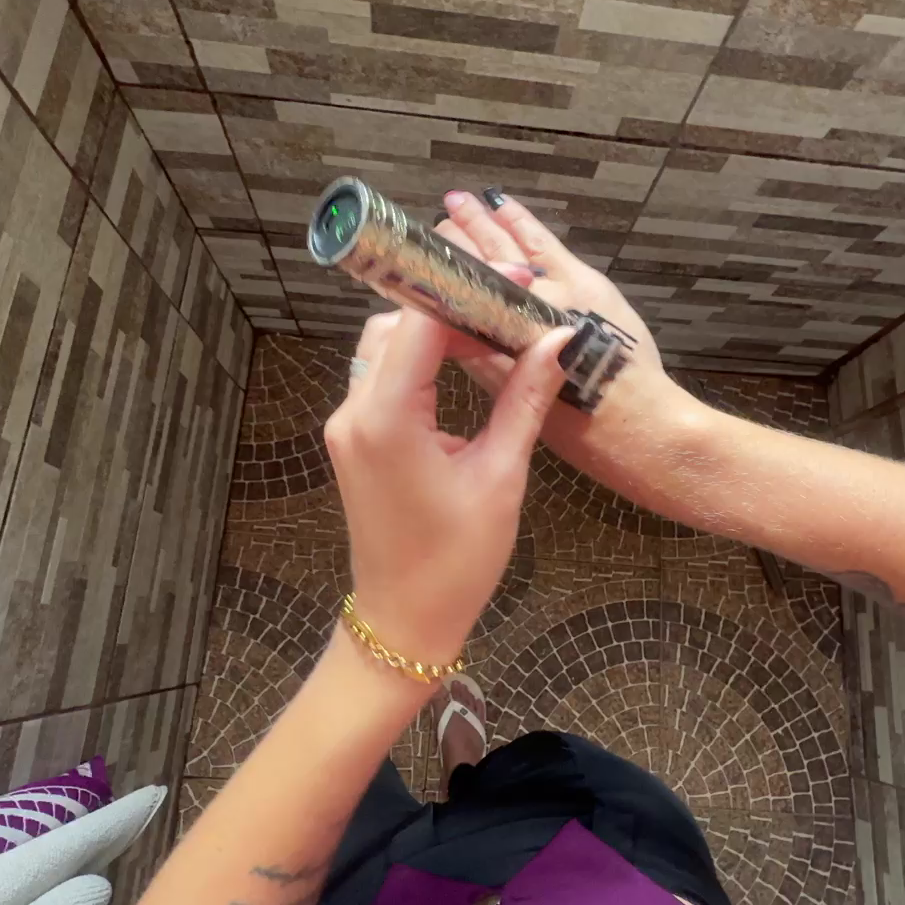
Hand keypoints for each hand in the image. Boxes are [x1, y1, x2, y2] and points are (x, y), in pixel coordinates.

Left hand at [326, 308, 574, 668]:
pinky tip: (457, 370)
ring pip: (383, 348)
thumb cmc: (459, 561)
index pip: (420, 323)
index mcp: (387, 420)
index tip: (516, 284)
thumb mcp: (501, 476)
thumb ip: (525, 399)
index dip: (468, 292)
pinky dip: (417, 363)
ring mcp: (346, 426)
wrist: (405, 620)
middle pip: (396, 327)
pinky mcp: (352, 439)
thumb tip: (559, 341)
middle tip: (508, 314)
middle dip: (451, 310)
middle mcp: (353, 412)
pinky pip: (380, 379)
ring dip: (432, 335)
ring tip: (490, 338)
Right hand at [433, 192, 716, 510]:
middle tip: (436, 226)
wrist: (630, 425)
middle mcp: (508, 319)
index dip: (436, 284)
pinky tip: (499, 201)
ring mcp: (542, 294)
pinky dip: (517, 219)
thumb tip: (467, 344)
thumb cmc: (580, 430)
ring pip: (498, 249)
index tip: (423, 267)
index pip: (452, 308)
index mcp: (489, 356)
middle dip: (450, 246)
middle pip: (469, 271)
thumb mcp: (518, 414)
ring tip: (455, 203)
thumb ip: (490, 374)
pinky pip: (537, 240)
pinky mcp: (576, 280)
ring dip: (475, 224)